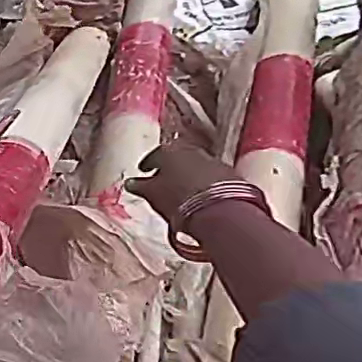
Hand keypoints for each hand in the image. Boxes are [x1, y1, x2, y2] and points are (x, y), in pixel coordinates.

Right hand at [126, 141, 243, 223]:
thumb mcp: (152, 194)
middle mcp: (193, 151)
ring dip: (188, 175)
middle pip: (178, 157)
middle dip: (170, 167)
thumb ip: (140, 186)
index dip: (148, 163)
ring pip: (196, 165)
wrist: (220, 211)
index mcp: (170, 151)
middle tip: (162, 179)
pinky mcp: (231, 176)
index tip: (143, 170)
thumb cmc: (177, 198)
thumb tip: (130, 183)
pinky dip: (203, 183)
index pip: (155, 154)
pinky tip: (199, 196)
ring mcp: (214, 162)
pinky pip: (212, 177)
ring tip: (181, 190)